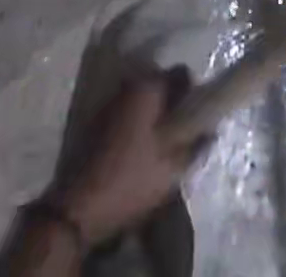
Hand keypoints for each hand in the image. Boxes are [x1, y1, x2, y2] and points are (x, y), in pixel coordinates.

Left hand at [44, 72, 198, 241]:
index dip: (193, 91)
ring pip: (140, 101)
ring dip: (152, 114)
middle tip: (181, 129)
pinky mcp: (93, 127)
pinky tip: (138, 150)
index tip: (196, 114)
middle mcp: (126, 89)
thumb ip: (197, 144)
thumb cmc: (130, 180)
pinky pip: (124, 115)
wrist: (75, 212)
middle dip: (172, 102)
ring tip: (161, 142)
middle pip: (159, 85)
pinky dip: (134, 125)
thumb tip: (210, 130)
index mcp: (147, 89)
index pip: (181, 73)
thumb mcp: (174, 167)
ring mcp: (106, 107)